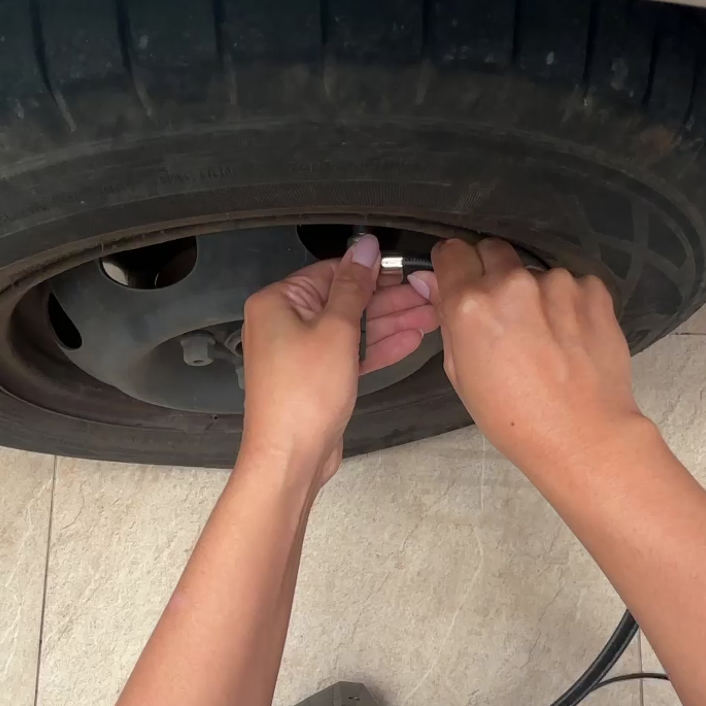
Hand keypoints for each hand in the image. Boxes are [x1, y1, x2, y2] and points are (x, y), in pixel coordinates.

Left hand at [238, 234, 437, 482]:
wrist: (291, 457)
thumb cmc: (301, 396)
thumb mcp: (335, 329)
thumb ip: (354, 286)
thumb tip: (365, 249)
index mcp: (277, 302)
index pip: (330, 272)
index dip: (371, 270)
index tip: (404, 268)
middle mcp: (283, 324)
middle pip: (343, 300)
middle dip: (387, 299)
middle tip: (425, 294)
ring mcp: (300, 353)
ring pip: (351, 328)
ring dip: (389, 323)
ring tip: (429, 315)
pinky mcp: (316, 377)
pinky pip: (349, 353)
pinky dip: (376, 348)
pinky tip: (409, 339)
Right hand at [417, 238, 645, 475]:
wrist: (582, 434)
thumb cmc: (513, 417)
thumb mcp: (459, 374)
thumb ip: (448, 321)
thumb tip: (435, 284)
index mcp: (470, 304)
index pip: (452, 252)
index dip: (452, 266)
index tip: (458, 277)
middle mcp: (512, 283)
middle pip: (492, 250)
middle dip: (489, 272)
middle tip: (499, 311)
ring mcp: (557, 283)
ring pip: (533, 271)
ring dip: (531, 292)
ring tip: (542, 336)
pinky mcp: (593, 290)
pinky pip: (570, 284)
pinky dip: (565, 303)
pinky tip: (567, 338)